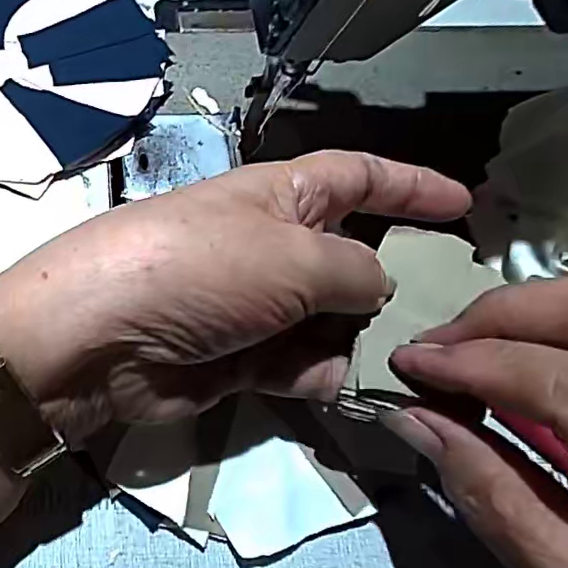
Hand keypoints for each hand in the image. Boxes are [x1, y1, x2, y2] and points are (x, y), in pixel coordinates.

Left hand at [0, 151, 470, 441]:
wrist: (103, 338)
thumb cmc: (203, 269)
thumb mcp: (293, 254)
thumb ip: (355, 269)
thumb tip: (385, 286)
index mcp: (284, 196)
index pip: (360, 177)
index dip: (413, 186)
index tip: (464, 205)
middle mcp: (272, 246)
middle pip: (352, 258)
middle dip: (399, 282)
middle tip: (452, 313)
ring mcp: (256, 306)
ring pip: (331, 321)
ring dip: (368, 342)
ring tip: (418, 365)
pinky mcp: (239, 359)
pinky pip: (300, 365)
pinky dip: (328, 377)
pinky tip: (359, 391)